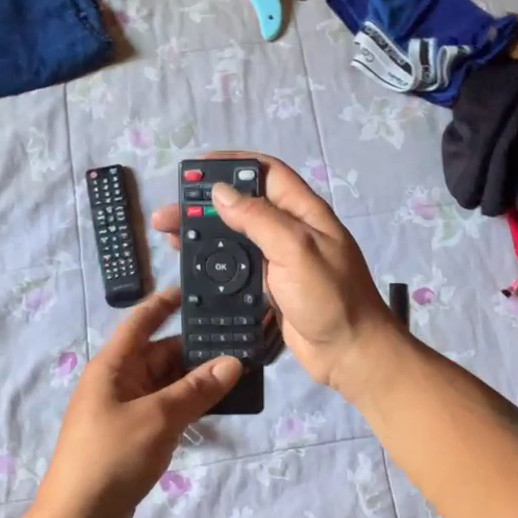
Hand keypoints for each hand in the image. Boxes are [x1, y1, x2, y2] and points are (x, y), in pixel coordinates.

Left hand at [34, 288, 242, 517]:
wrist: (79, 517)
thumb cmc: (112, 456)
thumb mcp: (159, 417)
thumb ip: (196, 390)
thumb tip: (232, 362)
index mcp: (113, 366)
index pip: (140, 322)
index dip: (165, 303)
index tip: (196, 291)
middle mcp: (117, 381)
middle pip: (160, 353)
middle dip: (196, 348)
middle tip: (238, 340)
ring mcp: (124, 409)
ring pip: (166, 383)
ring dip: (197, 379)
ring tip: (239, 370)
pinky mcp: (133, 435)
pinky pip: (165, 408)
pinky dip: (189, 403)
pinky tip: (218, 405)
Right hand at [150, 152, 401, 393]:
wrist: (349, 352)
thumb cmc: (330, 297)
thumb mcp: (296, 249)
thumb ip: (259, 219)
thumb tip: (221, 192)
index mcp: (304, 212)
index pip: (267, 172)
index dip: (233, 164)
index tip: (196, 169)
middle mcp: (290, 231)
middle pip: (242, 205)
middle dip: (205, 204)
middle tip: (168, 213)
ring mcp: (279, 261)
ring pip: (234, 237)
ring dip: (203, 233)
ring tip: (169, 237)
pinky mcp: (268, 288)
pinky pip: (235, 268)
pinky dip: (212, 263)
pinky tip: (189, 265)